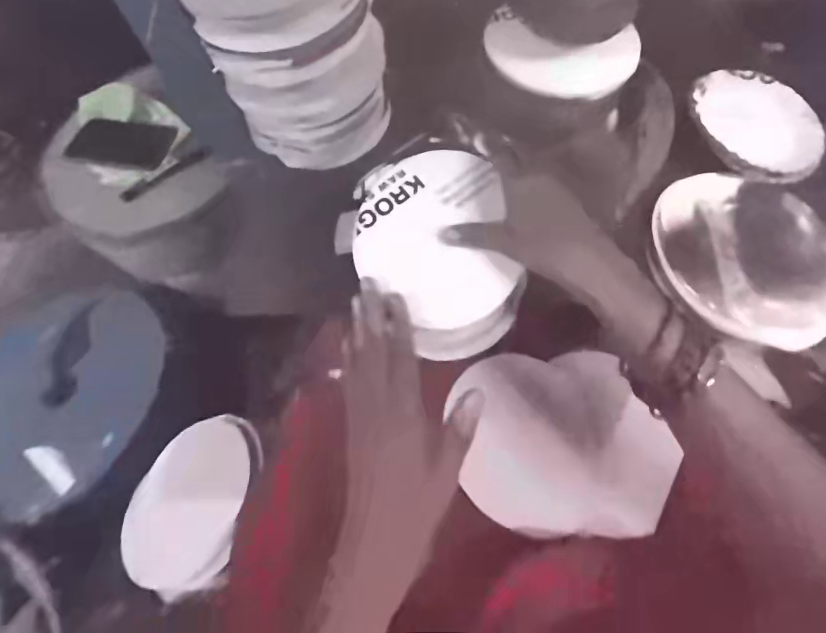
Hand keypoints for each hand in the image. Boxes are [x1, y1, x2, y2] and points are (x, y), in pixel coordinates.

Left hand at [318, 286, 480, 631]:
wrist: (372, 541)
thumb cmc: (416, 508)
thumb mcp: (445, 473)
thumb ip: (459, 431)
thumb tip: (478, 393)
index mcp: (404, 416)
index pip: (401, 360)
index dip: (398, 326)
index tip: (396, 297)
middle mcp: (377, 407)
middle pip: (373, 352)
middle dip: (370, 316)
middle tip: (366, 284)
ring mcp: (360, 414)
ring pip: (358, 362)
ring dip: (356, 330)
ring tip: (355, 302)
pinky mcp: (350, 424)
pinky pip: (349, 380)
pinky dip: (348, 357)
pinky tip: (347, 343)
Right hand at [440, 149, 660, 339]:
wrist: (588, 259)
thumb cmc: (542, 246)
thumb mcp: (503, 241)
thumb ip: (473, 234)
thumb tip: (442, 232)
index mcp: (519, 178)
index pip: (500, 152)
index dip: (487, 142)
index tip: (474, 133)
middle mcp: (537, 174)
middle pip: (519, 153)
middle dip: (504, 148)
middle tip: (486, 147)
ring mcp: (556, 184)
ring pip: (533, 165)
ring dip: (519, 162)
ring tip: (501, 166)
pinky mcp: (568, 197)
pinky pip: (544, 179)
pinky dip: (532, 178)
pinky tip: (524, 190)